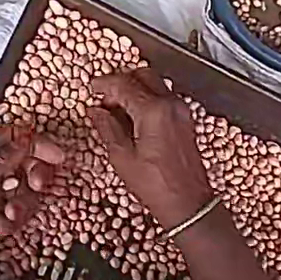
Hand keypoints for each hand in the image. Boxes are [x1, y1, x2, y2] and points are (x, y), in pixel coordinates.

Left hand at [0, 125, 65, 279]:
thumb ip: (0, 156)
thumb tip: (24, 142)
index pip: (11, 138)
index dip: (35, 143)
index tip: (55, 154)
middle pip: (24, 165)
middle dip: (33, 176)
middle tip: (36, 183)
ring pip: (25, 193)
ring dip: (19, 205)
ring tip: (7, 215)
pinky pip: (17, 217)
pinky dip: (6, 224)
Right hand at [87, 68, 213, 228]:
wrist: (188, 203)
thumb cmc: (156, 185)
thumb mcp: (122, 158)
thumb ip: (108, 128)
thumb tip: (96, 111)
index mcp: (154, 110)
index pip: (124, 84)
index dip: (104, 84)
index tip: (92, 88)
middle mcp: (171, 104)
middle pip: (142, 76)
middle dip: (121, 82)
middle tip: (104, 98)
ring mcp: (181, 111)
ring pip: (155, 84)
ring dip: (135, 90)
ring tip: (117, 110)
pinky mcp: (186, 121)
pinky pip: (164, 98)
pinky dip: (148, 99)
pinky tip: (134, 118)